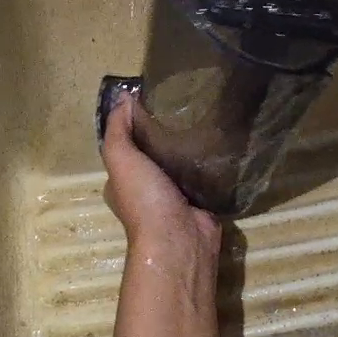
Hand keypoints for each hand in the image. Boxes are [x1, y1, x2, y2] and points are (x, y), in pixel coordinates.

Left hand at [102, 96, 220, 252]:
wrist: (179, 239)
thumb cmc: (144, 199)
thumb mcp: (120, 158)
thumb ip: (118, 128)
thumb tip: (124, 97)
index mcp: (121, 182)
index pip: (126, 146)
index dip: (135, 123)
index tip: (155, 98)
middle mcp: (145, 191)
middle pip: (154, 154)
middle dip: (166, 134)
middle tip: (186, 106)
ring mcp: (174, 198)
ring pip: (180, 165)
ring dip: (189, 148)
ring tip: (204, 118)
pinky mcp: (200, 203)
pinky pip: (203, 177)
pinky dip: (209, 164)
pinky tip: (219, 143)